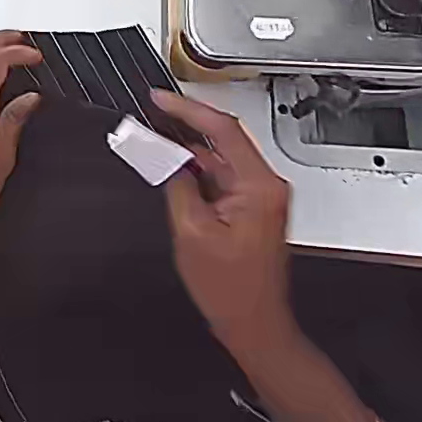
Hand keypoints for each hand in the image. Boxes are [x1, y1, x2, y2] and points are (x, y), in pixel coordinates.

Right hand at [151, 89, 294, 343]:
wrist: (253, 322)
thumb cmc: (232, 290)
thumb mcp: (192, 232)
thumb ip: (179, 185)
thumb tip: (166, 158)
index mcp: (259, 186)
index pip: (223, 129)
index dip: (188, 109)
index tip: (162, 100)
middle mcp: (267, 185)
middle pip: (224, 139)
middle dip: (186, 128)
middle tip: (154, 117)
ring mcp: (262, 195)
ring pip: (221, 158)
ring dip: (191, 152)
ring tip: (158, 145)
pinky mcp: (254, 205)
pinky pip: (223, 176)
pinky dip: (199, 171)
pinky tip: (176, 170)